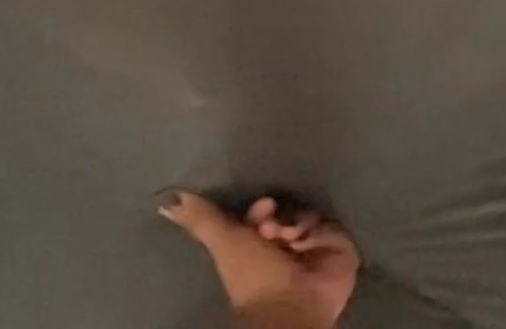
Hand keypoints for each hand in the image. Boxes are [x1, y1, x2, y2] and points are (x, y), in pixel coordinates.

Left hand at [159, 192, 359, 325]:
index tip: (263, 208)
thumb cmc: (254, 279)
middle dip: (279, 215)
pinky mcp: (338, 244)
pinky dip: (319, 230)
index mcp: (257, 247)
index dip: (261, 209)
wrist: (292, 305)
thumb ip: (202, 221)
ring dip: (298, 222)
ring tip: (291, 238)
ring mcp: (313, 245)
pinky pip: (330, 224)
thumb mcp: (225, 245)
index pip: (263, 214)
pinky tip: (310, 241)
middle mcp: (285, 244)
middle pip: (286, 211)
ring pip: (308, 215)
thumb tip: (167, 201)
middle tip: (273, 227)